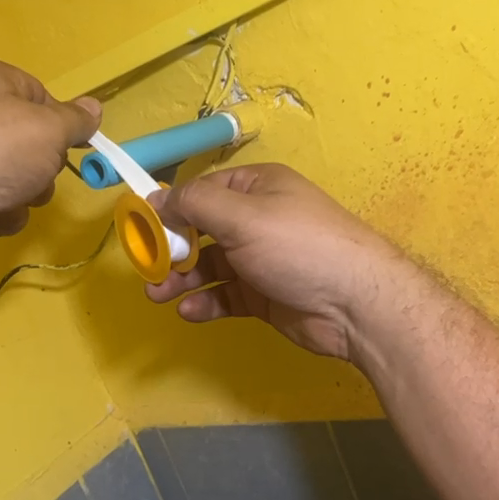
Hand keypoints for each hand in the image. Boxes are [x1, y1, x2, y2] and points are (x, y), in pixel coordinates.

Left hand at [0, 59, 100, 265]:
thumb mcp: (51, 128)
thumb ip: (76, 121)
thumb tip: (94, 107)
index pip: (42, 97)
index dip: (60, 123)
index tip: (74, 144)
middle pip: (32, 144)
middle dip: (43, 167)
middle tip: (38, 172)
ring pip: (18, 180)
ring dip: (24, 195)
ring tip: (8, 197)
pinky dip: (0, 213)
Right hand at [146, 164, 416, 360]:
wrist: (355, 304)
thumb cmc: (297, 247)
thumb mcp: (242, 216)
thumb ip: (194, 205)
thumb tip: (156, 197)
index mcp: (257, 188)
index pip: (203, 191)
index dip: (172, 208)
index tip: (142, 228)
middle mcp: (258, 221)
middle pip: (202, 231)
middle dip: (173, 250)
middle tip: (149, 271)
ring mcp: (262, 261)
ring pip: (210, 267)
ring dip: (183, 280)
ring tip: (160, 296)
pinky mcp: (265, 297)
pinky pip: (226, 295)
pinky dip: (206, 302)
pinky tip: (191, 311)